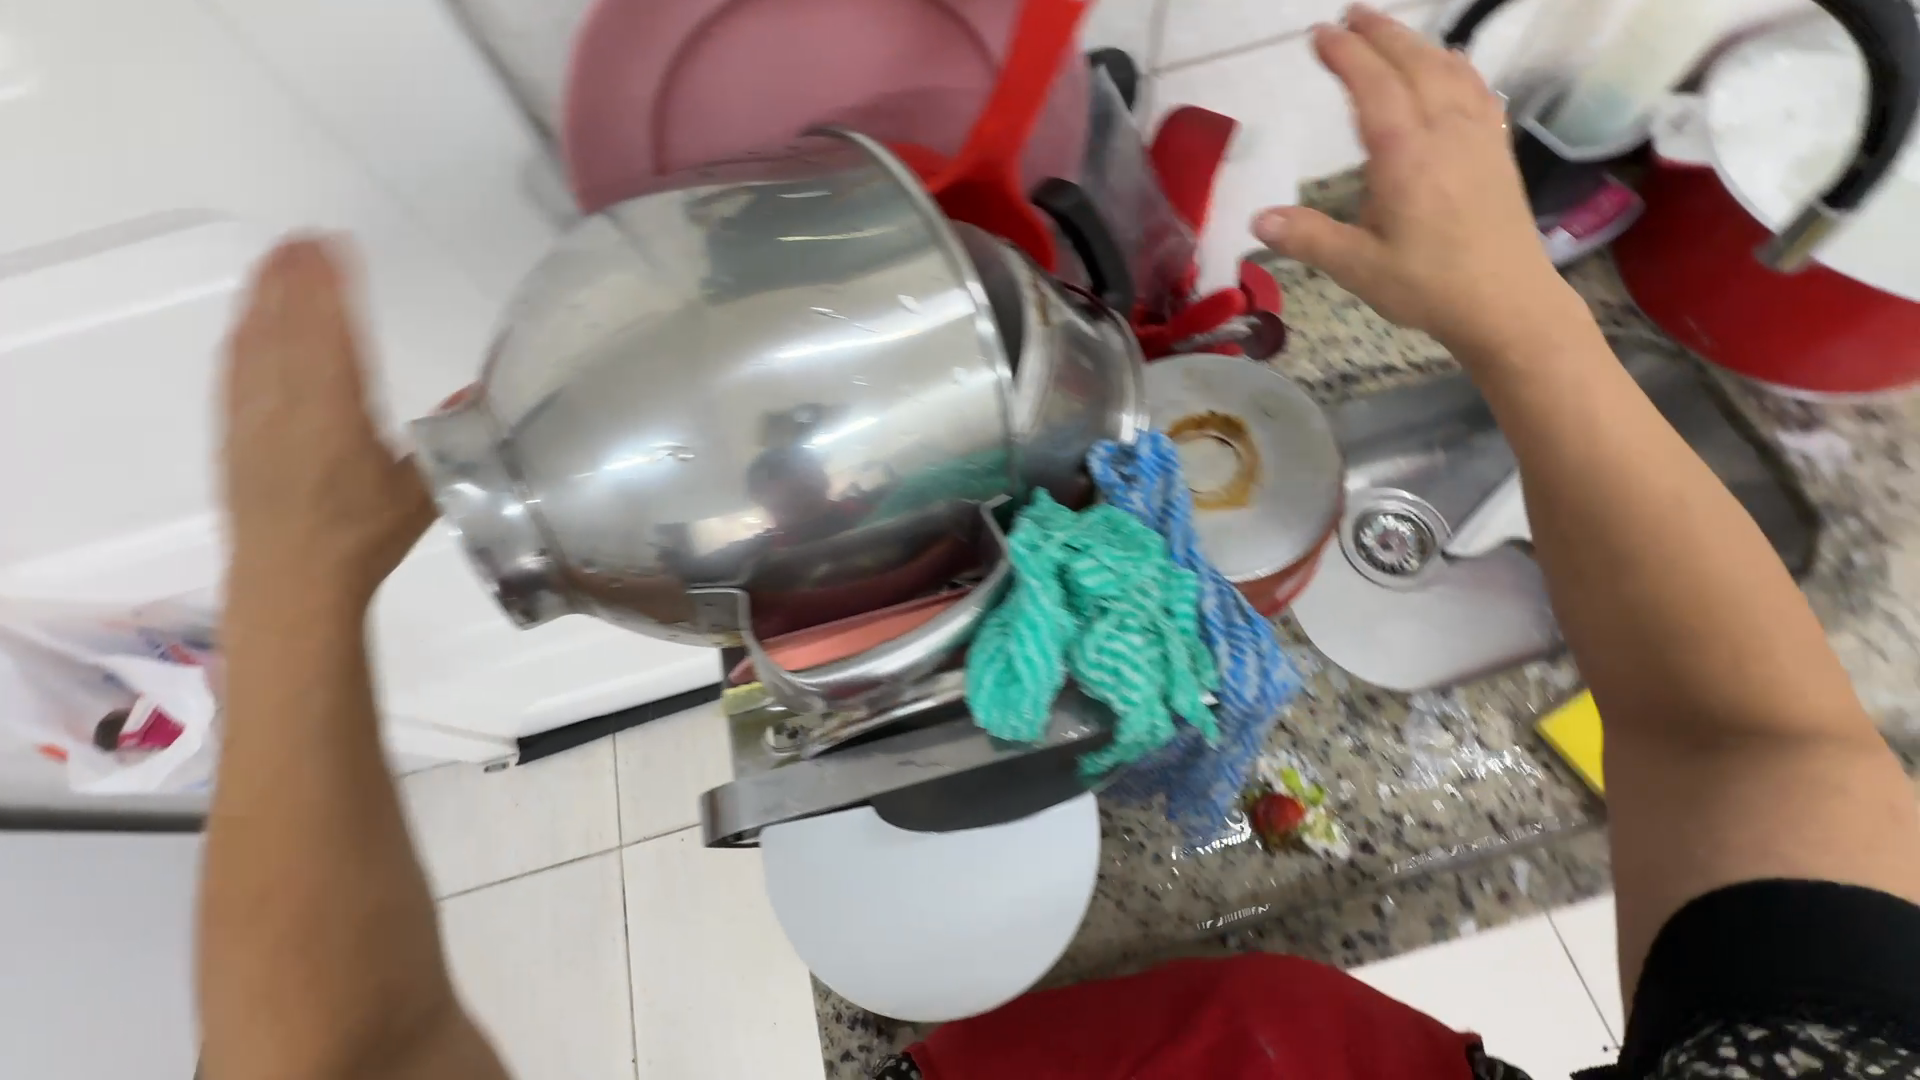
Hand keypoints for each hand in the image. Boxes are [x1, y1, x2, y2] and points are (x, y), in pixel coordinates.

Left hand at [221, 238, 436, 611]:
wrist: (291, 580)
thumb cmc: (365, 537)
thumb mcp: (425, 491)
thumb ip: (447, 442)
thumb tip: (472, 397)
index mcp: (336, 415)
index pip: (331, 336)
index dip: (331, 288)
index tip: (335, 246)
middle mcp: (286, 406)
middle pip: (287, 327)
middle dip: (295, 278)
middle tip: (306, 236)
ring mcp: (251, 416)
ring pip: (255, 341)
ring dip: (264, 296)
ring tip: (277, 258)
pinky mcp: (232, 431)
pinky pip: (234, 369)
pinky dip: (243, 333)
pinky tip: (247, 319)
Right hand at [1253, 5, 1581, 355]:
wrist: (1504, 301)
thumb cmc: (1426, 285)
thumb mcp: (1356, 267)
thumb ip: (1308, 238)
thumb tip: (1257, 222)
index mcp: (1405, 154)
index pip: (1372, 87)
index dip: (1345, 55)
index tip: (1319, 34)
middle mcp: (1444, 130)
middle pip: (1413, 63)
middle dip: (1379, 34)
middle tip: (1350, 15)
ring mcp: (1477, 135)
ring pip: (1448, 68)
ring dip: (1416, 43)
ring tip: (1390, 34)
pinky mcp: (1495, 150)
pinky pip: (1475, 89)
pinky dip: (1453, 66)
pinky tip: (1448, 70)